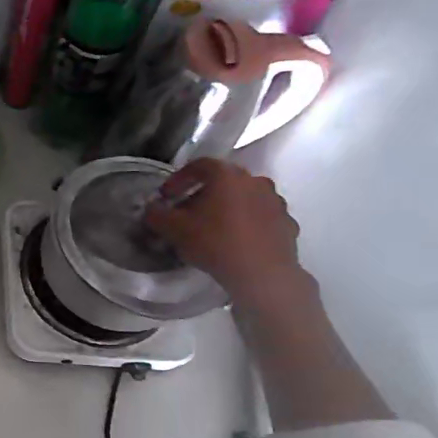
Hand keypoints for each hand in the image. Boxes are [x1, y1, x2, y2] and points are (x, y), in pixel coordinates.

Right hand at [144, 158, 310, 310]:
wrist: (261, 272)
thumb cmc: (213, 242)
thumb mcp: (173, 229)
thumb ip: (156, 214)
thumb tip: (152, 208)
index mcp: (226, 176)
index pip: (199, 165)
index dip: (178, 178)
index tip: (166, 196)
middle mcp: (255, 181)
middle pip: (224, 181)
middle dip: (202, 194)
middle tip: (187, 213)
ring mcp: (275, 201)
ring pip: (244, 198)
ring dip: (227, 208)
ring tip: (212, 228)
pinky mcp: (286, 222)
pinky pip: (260, 217)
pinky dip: (246, 223)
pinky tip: (235, 241)